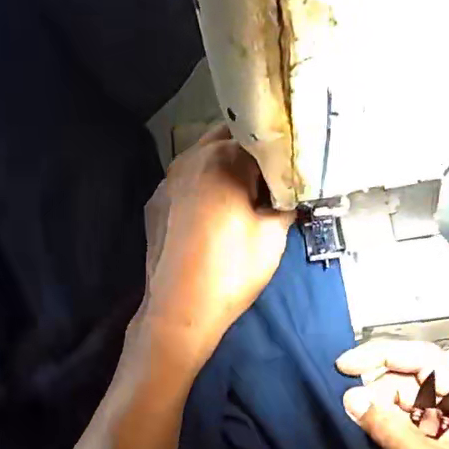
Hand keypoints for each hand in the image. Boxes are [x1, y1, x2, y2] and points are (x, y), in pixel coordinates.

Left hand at [140, 125, 292, 361]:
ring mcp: (167, 179)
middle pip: (228, 138)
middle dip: (251, 152)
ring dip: (224, 166)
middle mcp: (190, 158)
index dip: (281, 153)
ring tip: (244, 194)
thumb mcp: (273, 236)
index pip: (262, 137)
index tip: (293, 171)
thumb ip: (286, 202)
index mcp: (224, 158)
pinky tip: (213, 212)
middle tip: (270, 179)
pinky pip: (185, 180)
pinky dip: (202, 185)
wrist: (179, 310)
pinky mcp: (155, 202)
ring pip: (202, 156)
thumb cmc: (231, 270)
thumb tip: (293, 190)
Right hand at [335, 339, 448, 448]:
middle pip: (416, 377)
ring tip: (362, 425)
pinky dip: (391, 424)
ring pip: (410, 397)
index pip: (428, 360)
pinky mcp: (447, 437)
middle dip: (381, 390)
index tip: (344, 366)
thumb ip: (388, 429)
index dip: (383, 356)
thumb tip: (349, 396)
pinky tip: (375, 434)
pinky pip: (413, 418)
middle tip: (351, 410)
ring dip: (383, 408)